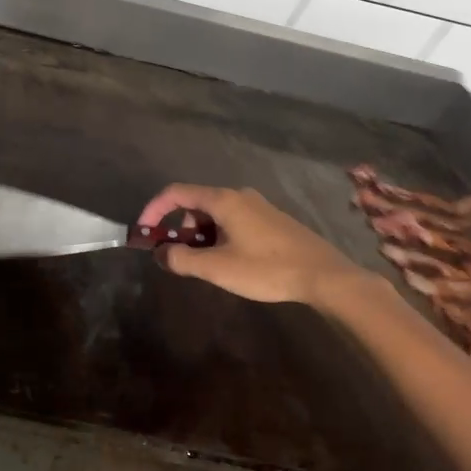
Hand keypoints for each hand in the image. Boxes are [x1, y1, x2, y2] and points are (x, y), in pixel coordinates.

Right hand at [138, 185, 371, 305]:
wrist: (327, 277)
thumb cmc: (268, 269)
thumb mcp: (218, 268)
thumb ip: (182, 259)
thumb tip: (160, 253)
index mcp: (223, 200)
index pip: (176, 192)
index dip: (154, 210)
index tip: (144, 232)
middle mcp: (239, 195)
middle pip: (196, 203)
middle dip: (180, 228)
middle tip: (179, 256)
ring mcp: (259, 206)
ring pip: (216, 214)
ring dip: (202, 235)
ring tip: (207, 264)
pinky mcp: (274, 221)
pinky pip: (235, 221)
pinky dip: (221, 236)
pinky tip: (233, 261)